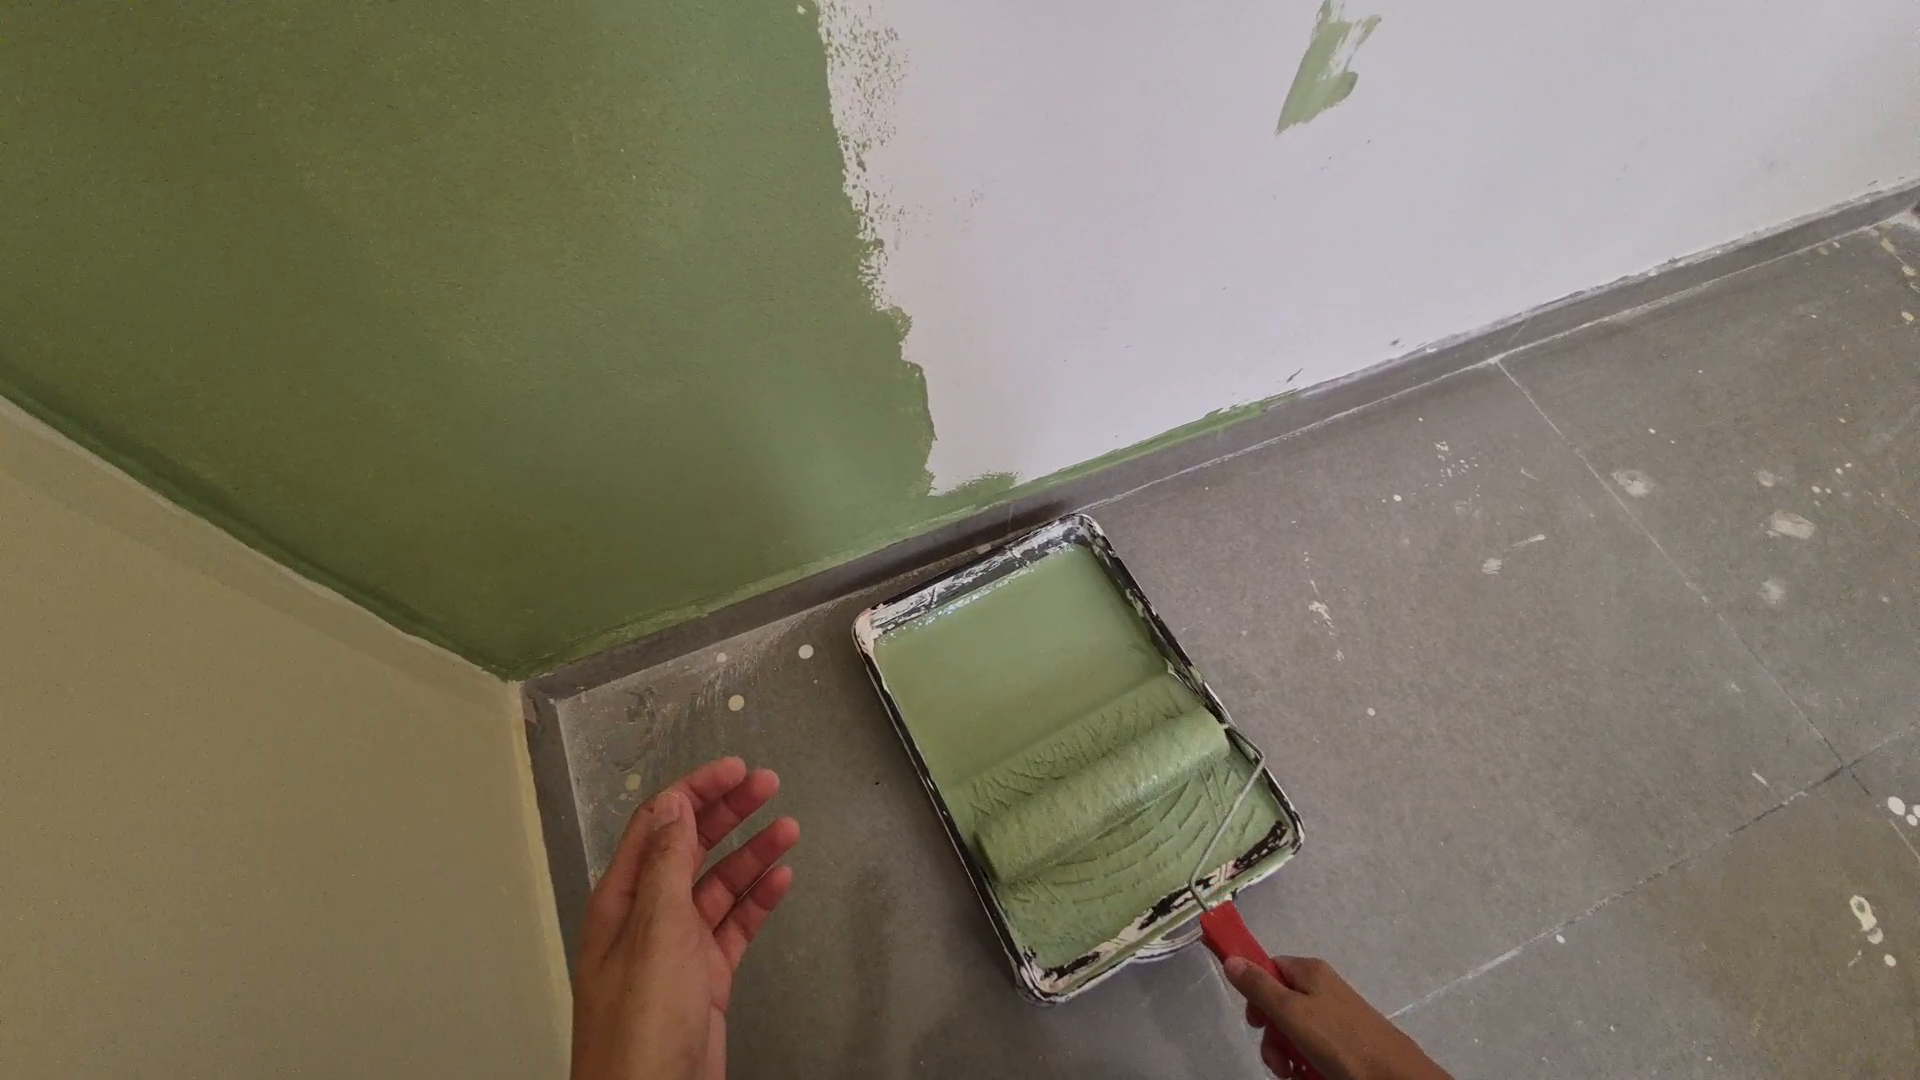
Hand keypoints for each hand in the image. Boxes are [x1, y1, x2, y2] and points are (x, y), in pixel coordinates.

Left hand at [570, 757, 799, 1079]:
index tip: (736, 768)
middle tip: (769, 784)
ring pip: (720, 882)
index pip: (659, 823)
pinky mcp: (707, 974)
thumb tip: (671, 805)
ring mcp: (679, 946)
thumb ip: (666, 865)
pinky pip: (736, 922)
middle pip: (692, 845)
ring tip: (789, 828)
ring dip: (753, 852)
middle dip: (729, 812)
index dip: (696, 790)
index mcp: (624, 898)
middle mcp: (649, 914)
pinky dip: (759, 898)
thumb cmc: (644, 1022)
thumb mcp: (655, 933)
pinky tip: (781, 879)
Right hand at [1225, 955, 1452, 1079]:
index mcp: (1309, 972)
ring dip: (1289, 1056)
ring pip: (1297, 1033)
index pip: (1268, 967)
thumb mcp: (1291, 1013)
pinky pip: (1316, 1051)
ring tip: (1297, 1076)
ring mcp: (1337, 1019)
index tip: (1253, 1022)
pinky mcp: (1349, 1046)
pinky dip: (1310, 1066)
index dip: (1254, 991)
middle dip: (1273, 1036)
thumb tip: (1231, 958)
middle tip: (1279, 1061)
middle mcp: (1322, 989)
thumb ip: (1258, 986)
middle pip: (1280, 1005)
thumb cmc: (1341, 1042)